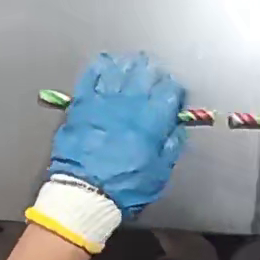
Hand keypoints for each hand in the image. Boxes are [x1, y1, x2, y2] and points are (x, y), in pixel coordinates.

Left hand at [47, 52, 185, 217]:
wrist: (84, 192)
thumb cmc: (125, 187)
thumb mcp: (159, 173)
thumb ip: (171, 146)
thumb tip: (177, 128)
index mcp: (153, 119)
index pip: (171, 89)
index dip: (174, 92)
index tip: (173, 100)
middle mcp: (131, 102)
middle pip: (147, 71)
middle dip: (154, 74)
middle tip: (154, 82)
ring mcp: (104, 99)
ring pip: (121, 67)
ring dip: (130, 66)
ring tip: (132, 70)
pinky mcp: (82, 102)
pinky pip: (92, 74)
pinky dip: (101, 68)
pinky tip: (106, 68)